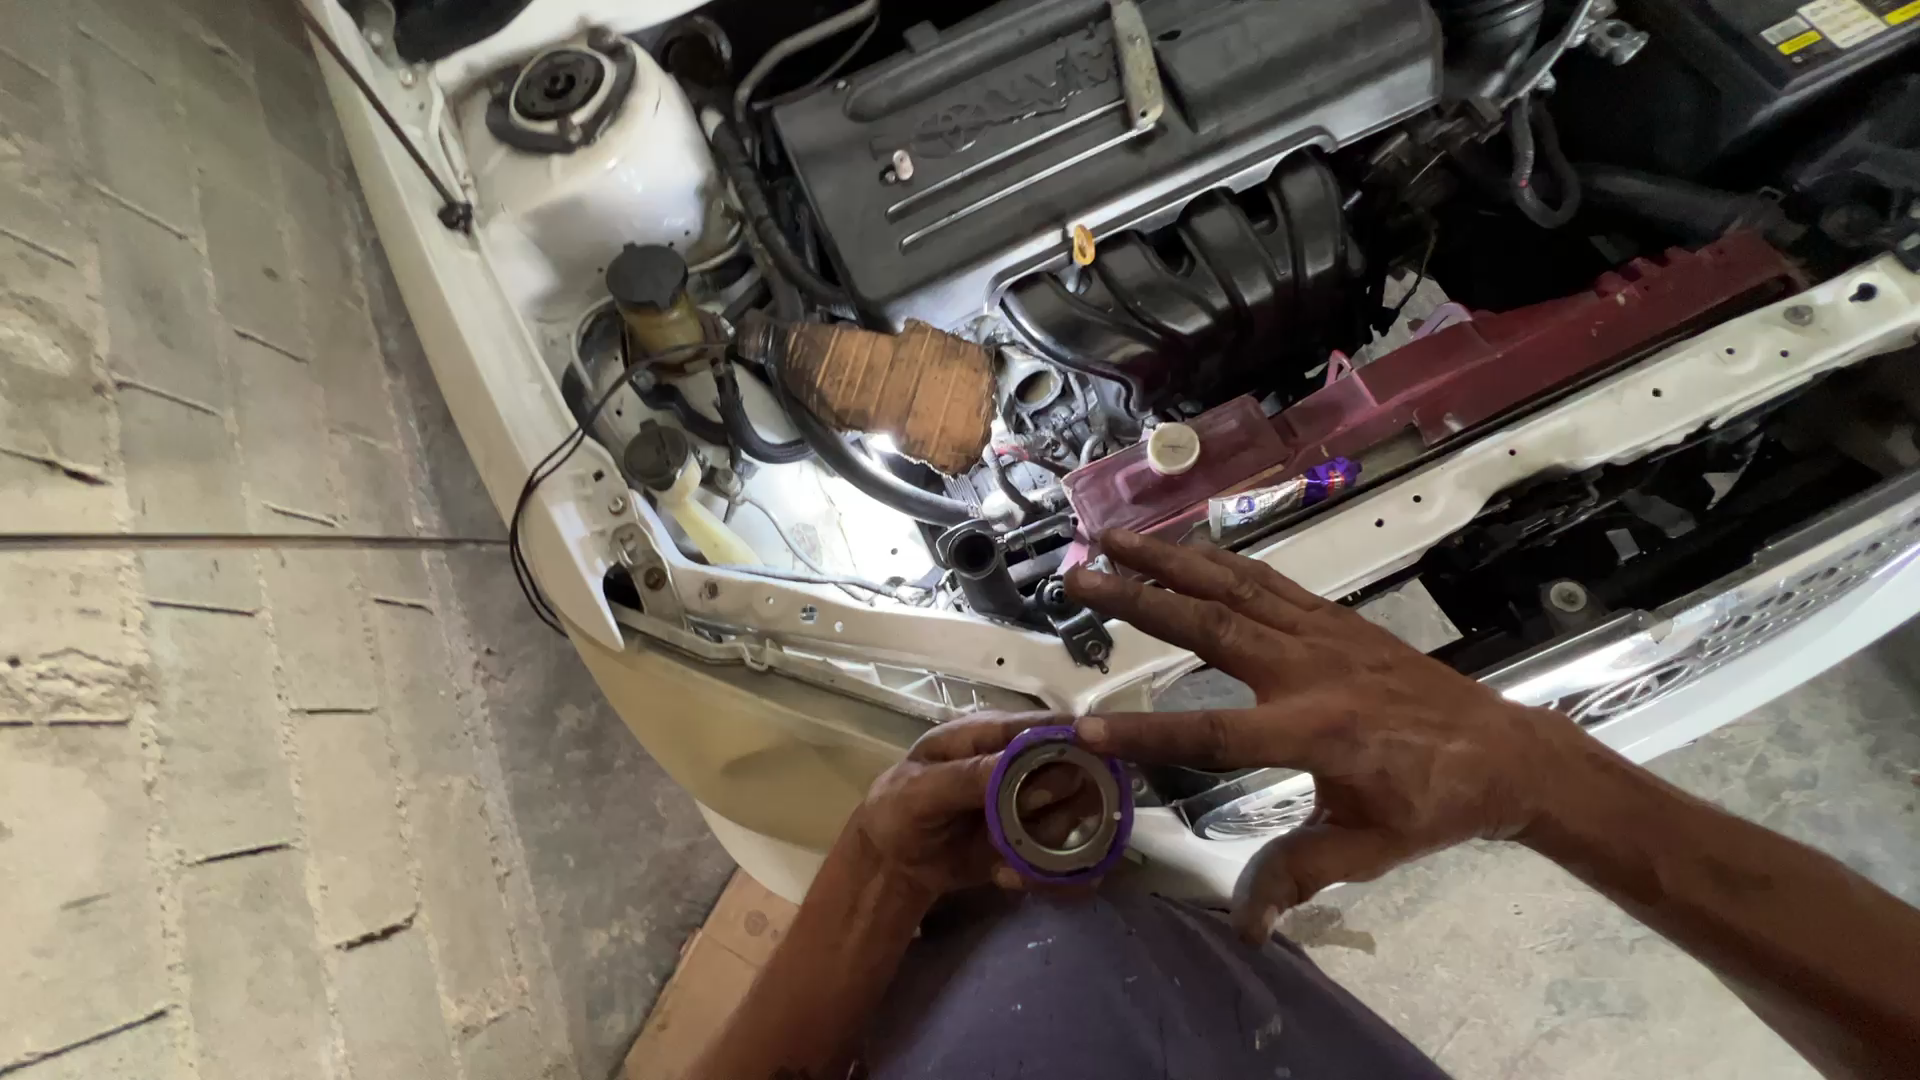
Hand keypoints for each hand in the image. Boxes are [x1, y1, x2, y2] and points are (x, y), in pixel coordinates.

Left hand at [842, 714, 1095, 904]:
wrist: (894, 862)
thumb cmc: (899, 809)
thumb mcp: (921, 789)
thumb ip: (967, 774)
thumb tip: (1017, 759)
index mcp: (991, 733)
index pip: (1046, 726)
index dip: (1073, 740)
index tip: (1086, 767)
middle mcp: (1020, 762)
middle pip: (1073, 770)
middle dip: (1055, 801)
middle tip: (1022, 824)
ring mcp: (1031, 801)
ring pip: (1074, 814)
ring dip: (1047, 842)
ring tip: (1006, 858)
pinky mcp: (1033, 839)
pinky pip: (1064, 854)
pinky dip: (1045, 872)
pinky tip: (1007, 877)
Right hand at [1064, 528, 1593, 940]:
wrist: (1504, 749)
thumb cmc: (1432, 803)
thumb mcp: (1368, 847)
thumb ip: (1298, 872)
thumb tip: (1244, 926)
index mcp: (1312, 733)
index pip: (1212, 734)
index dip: (1147, 732)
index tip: (1085, 725)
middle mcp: (1305, 670)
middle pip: (1206, 627)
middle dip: (1135, 601)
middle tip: (1079, 582)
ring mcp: (1316, 633)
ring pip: (1229, 586)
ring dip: (1165, 559)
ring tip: (1111, 540)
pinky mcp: (1329, 615)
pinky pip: (1263, 579)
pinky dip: (1214, 560)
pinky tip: (1180, 548)